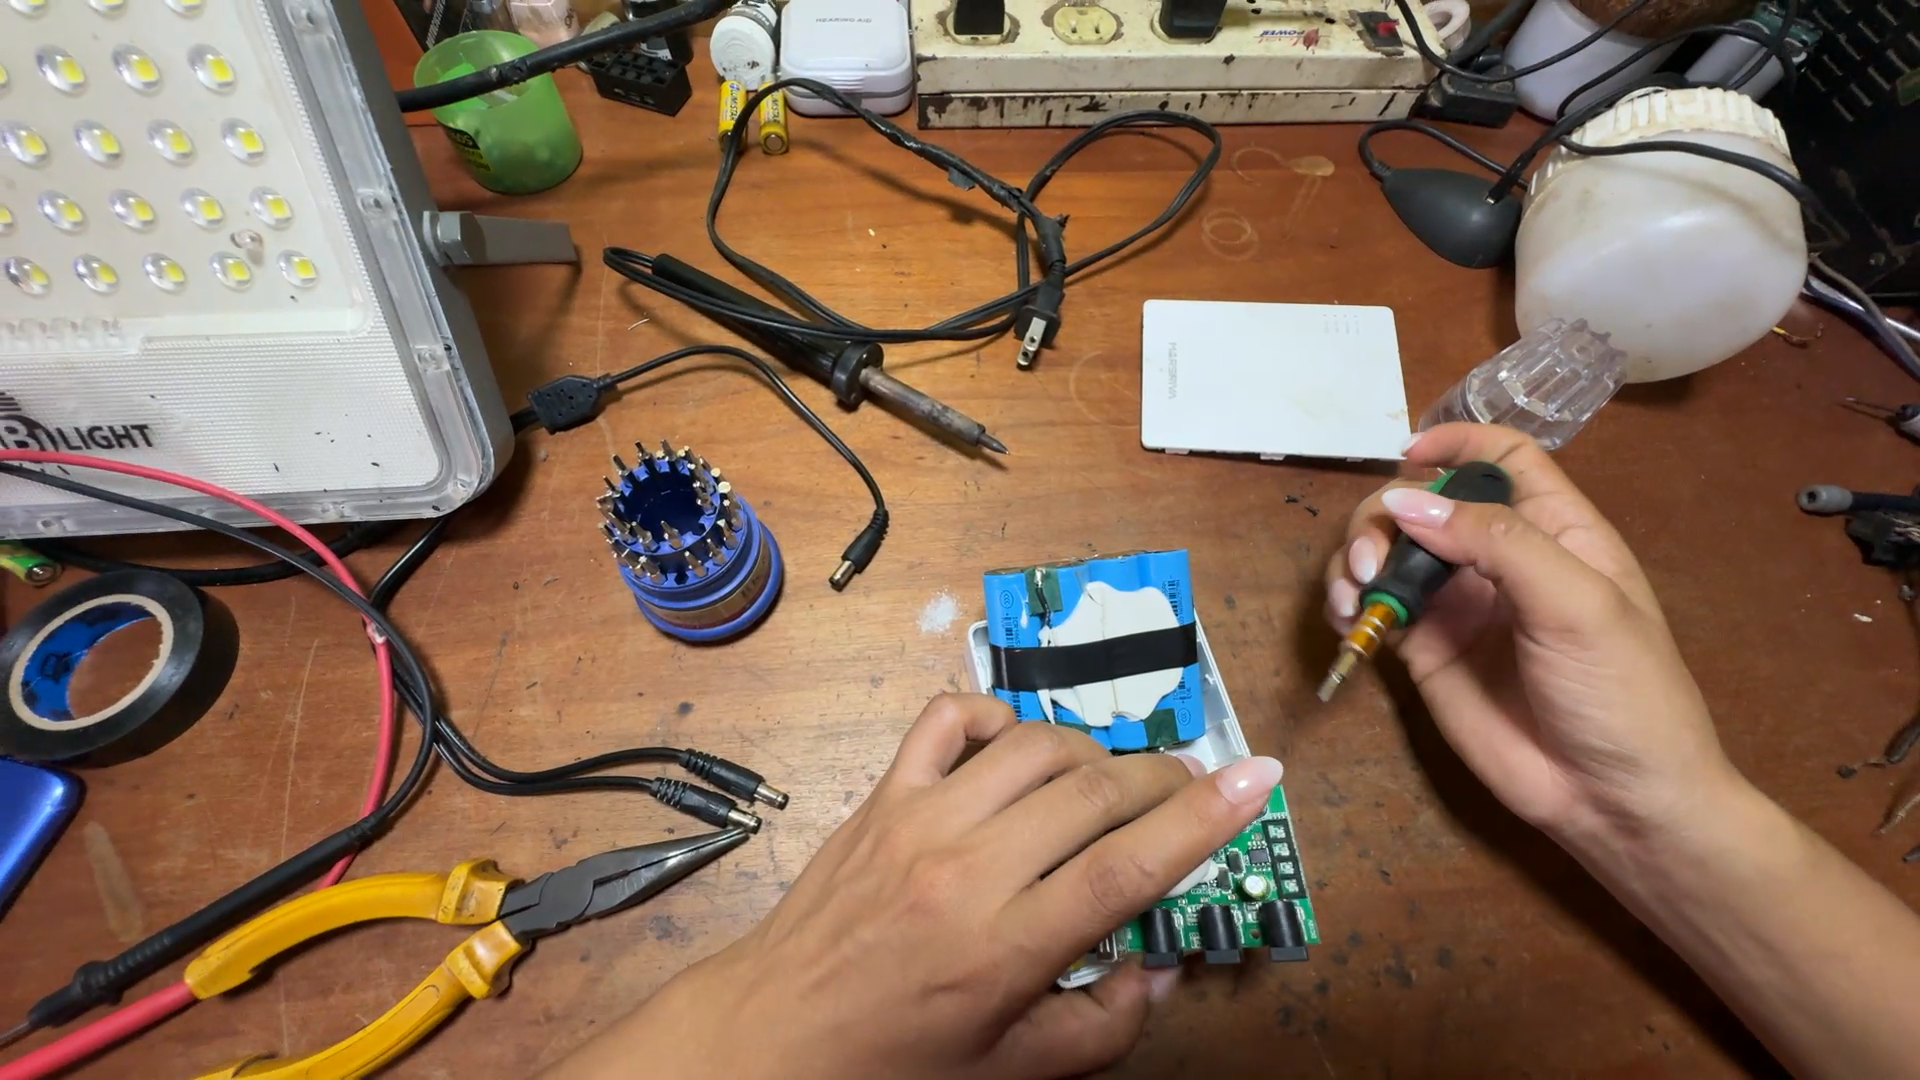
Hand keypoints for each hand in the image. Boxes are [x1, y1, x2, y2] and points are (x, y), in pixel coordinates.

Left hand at [548, 694, 1282, 1079]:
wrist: (773, 1030)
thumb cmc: (894, 1061)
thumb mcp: (1009, 1074)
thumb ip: (1101, 1026)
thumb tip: (1162, 961)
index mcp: (1006, 944)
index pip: (1129, 865)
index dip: (1205, 817)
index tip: (1259, 774)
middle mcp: (968, 864)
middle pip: (1091, 792)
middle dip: (1159, 777)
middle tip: (1186, 781)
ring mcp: (920, 813)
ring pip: (1031, 745)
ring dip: (1086, 751)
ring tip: (1102, 779)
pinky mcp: (884, 790)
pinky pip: (946, 719)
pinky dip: (994, 715)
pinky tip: (1012, 747)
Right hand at [1322, 424, 1738, 848]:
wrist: (1609, 797)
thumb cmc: (1620, 691)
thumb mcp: (1576, 603)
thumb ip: (1494, 542)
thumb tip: (1401, 502)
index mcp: (1551, 532)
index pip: (1501, 459)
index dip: (1456, 440)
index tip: (1406, 454)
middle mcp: (1493, 557)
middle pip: (1420, 501)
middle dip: (1382, 517)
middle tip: (1371, 560)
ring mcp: (1452, 601)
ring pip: (1384, 549)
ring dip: (1354, 557)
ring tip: (1354, 593)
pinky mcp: (1419, 644)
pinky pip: (1369, 604)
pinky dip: (1344, 600)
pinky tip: (1345, 617)